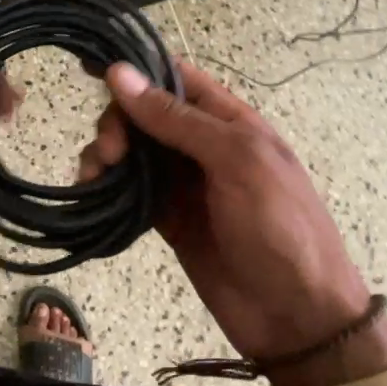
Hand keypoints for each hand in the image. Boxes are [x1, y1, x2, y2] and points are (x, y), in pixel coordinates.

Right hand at [77, 59, 369, 362]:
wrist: (299, 321)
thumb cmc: (281, 228)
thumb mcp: (236, 161)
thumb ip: (176, 117)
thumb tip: (118, 72)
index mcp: (227, 120)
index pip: (173, 75)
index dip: (132, 66)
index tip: (87, 64)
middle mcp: (200, 143)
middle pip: (142, 112)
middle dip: (117, 121)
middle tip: (109, 150)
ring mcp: (181, 181)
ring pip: (129, 148)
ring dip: (104, 151)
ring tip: (96, 175)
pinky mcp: (165, 216)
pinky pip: (126, 187)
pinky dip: (104, 184)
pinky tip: (91, 190)